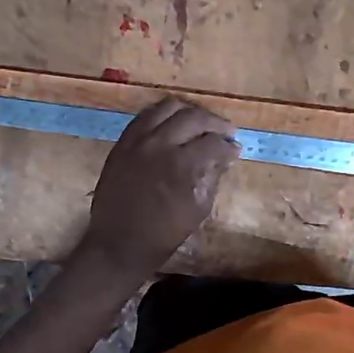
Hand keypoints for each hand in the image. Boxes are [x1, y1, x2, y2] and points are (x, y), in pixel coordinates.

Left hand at [78, 98, 239, 277]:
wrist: (117, 245)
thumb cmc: (163, 234)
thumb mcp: (198, 210)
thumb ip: (212, 178)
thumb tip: (225, 158)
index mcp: (180, 164)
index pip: (213, 143)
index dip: (229, 147)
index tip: (236, 150)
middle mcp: (159, 144)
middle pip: (194, 117)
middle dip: (215, 123)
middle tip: (226, 132)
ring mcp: (137, 140)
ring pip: (168, 107)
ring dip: (190, 112)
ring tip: (200, 123)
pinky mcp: (122, 143)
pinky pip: (145, 116)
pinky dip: (163, 116)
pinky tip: (174, 125)